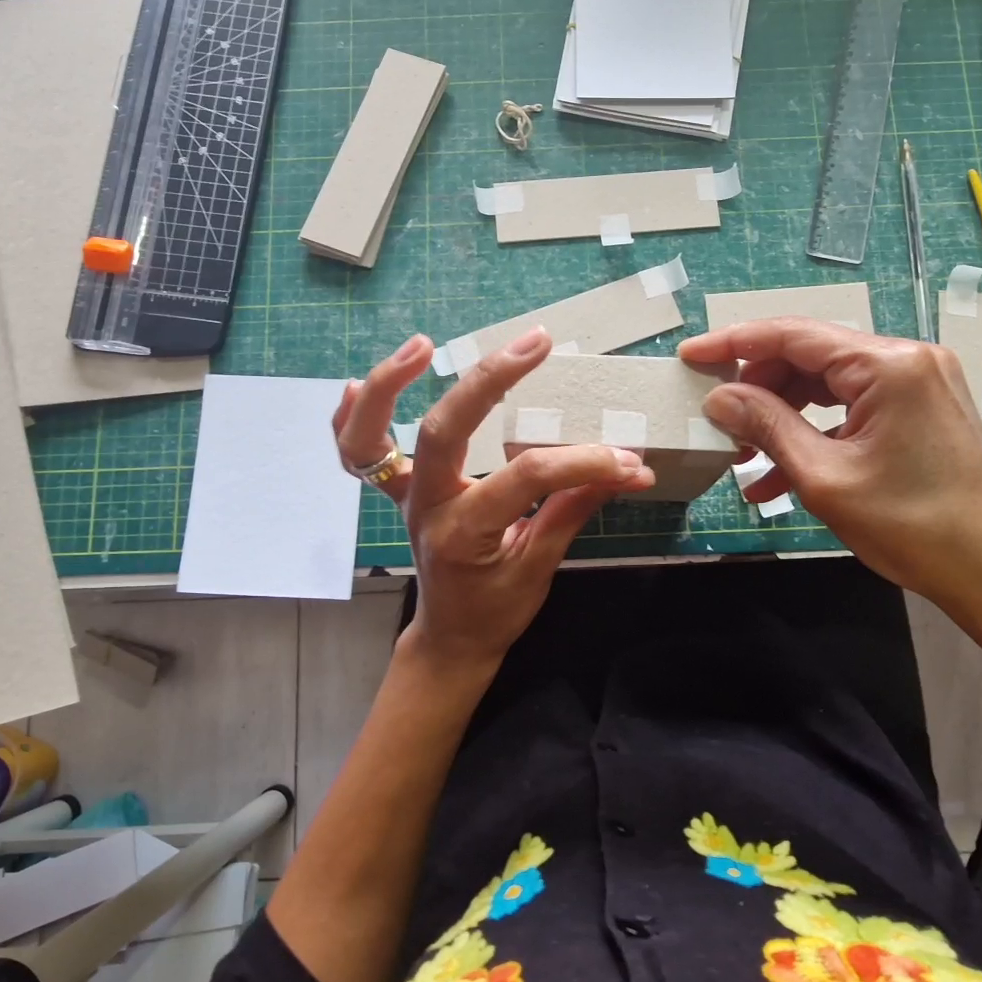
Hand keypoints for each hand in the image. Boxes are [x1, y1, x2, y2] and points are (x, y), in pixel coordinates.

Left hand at [332, 328, 654, 669]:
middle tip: (537, 343)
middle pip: (443, 431)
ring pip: (374, 437)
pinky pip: (360, 453)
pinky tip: (354, 385)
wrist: (451, 639)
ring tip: (424, 345)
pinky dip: (353, 418)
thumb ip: (574, 510)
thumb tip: (628, 468)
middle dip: (489, 381)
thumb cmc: (495, 612)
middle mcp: (425, 506)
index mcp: (463, 532)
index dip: (580, 462)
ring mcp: (405, 496)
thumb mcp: (539, 569)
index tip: (626, 461)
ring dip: (390, 386)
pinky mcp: (399, 491)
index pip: (525, 477)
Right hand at [677, 318, 981, 620]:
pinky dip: (816, 434)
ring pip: (828, 385)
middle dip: (760, 389)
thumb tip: (718, 397)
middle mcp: (909, 359)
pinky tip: (779, 476)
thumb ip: (767, 427)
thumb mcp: (824, 478)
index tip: (690, 355)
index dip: (735, 343)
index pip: (795, 335)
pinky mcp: (922, 409)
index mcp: (890, 365)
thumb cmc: (909, 528)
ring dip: (783, 418)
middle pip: (811, 357)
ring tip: (744, 458)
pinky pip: (854, 409)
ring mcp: (921, 383)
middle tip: (720, 423)